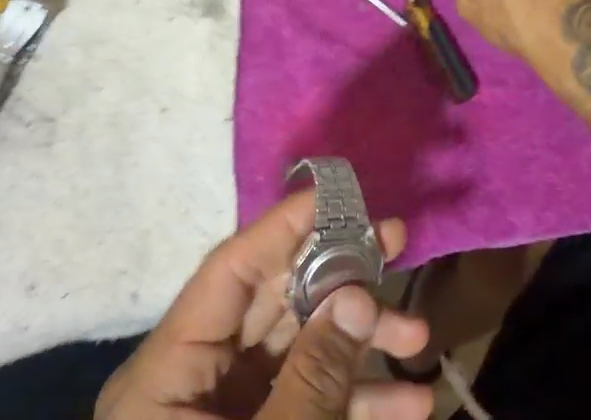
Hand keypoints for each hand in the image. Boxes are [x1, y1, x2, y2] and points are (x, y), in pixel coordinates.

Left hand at [95, 190, 431, 419]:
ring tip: (421, 343)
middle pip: (275, 306)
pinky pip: (313, 405)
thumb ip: (313, 374)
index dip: (283, 227)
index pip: (229, 271)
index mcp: (169, 373)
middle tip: (401, 245)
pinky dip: (359, 403)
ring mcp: (232, 418)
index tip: (338, 194)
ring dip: (363, 347)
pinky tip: (412, 406)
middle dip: (342, 283)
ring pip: (303, 354)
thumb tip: (356, 293)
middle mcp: (197, 383)